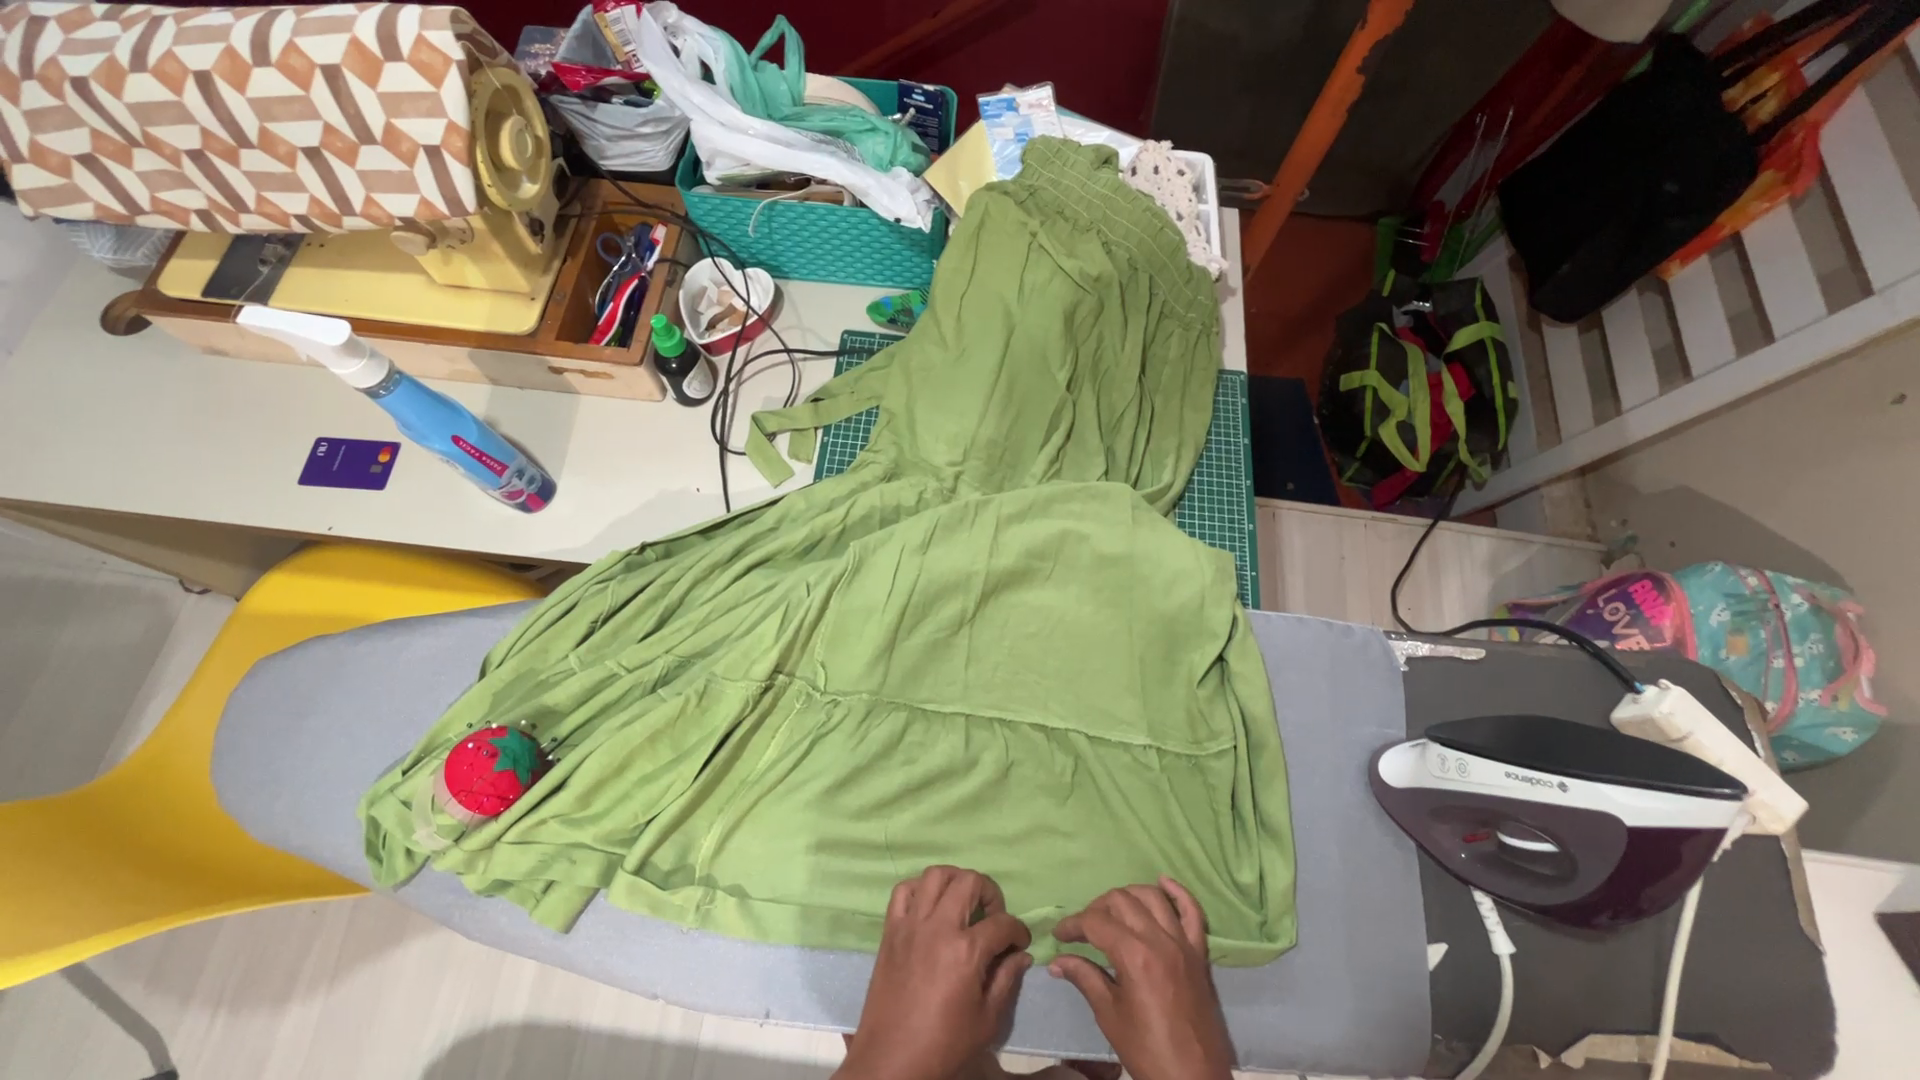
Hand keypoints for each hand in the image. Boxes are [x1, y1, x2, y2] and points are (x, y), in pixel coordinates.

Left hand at [837, 865, 1033, 1079]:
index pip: (1003, 923)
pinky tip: (931, 908)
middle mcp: (938, 927)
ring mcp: (911, 924)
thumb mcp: (987, 1020)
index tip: (1020, 943)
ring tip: (963, 903)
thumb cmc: (944, 1044)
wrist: (891, 1060)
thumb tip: (1021, 955)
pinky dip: (920, 890)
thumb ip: (1007, 980)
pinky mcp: (890, 930)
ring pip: (935, 875)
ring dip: (956, 881)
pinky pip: (904, 891)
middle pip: (970, 881)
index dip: (1018, 931)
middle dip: (990, 893)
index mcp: (966, 951)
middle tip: (993, 916)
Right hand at [1048, 876, 1234, 1079]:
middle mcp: (1160, 940)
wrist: (1192, 1079)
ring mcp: (1184, 944)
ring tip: (1111, 910)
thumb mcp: (1109, 1015)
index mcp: (1134, 955)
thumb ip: (1085, 978)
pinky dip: (1177, 893)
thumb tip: (1057, 961)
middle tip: (1083, 930)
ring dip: (1128, 896)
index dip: (1072, 925)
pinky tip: (1162, 882)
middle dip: (1096, 909)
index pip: (1096, 922)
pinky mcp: (1199, 954)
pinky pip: (1192, 912)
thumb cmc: (1146, 1050)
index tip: (1058, 936)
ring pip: (1153, 897)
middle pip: (1122, 901)